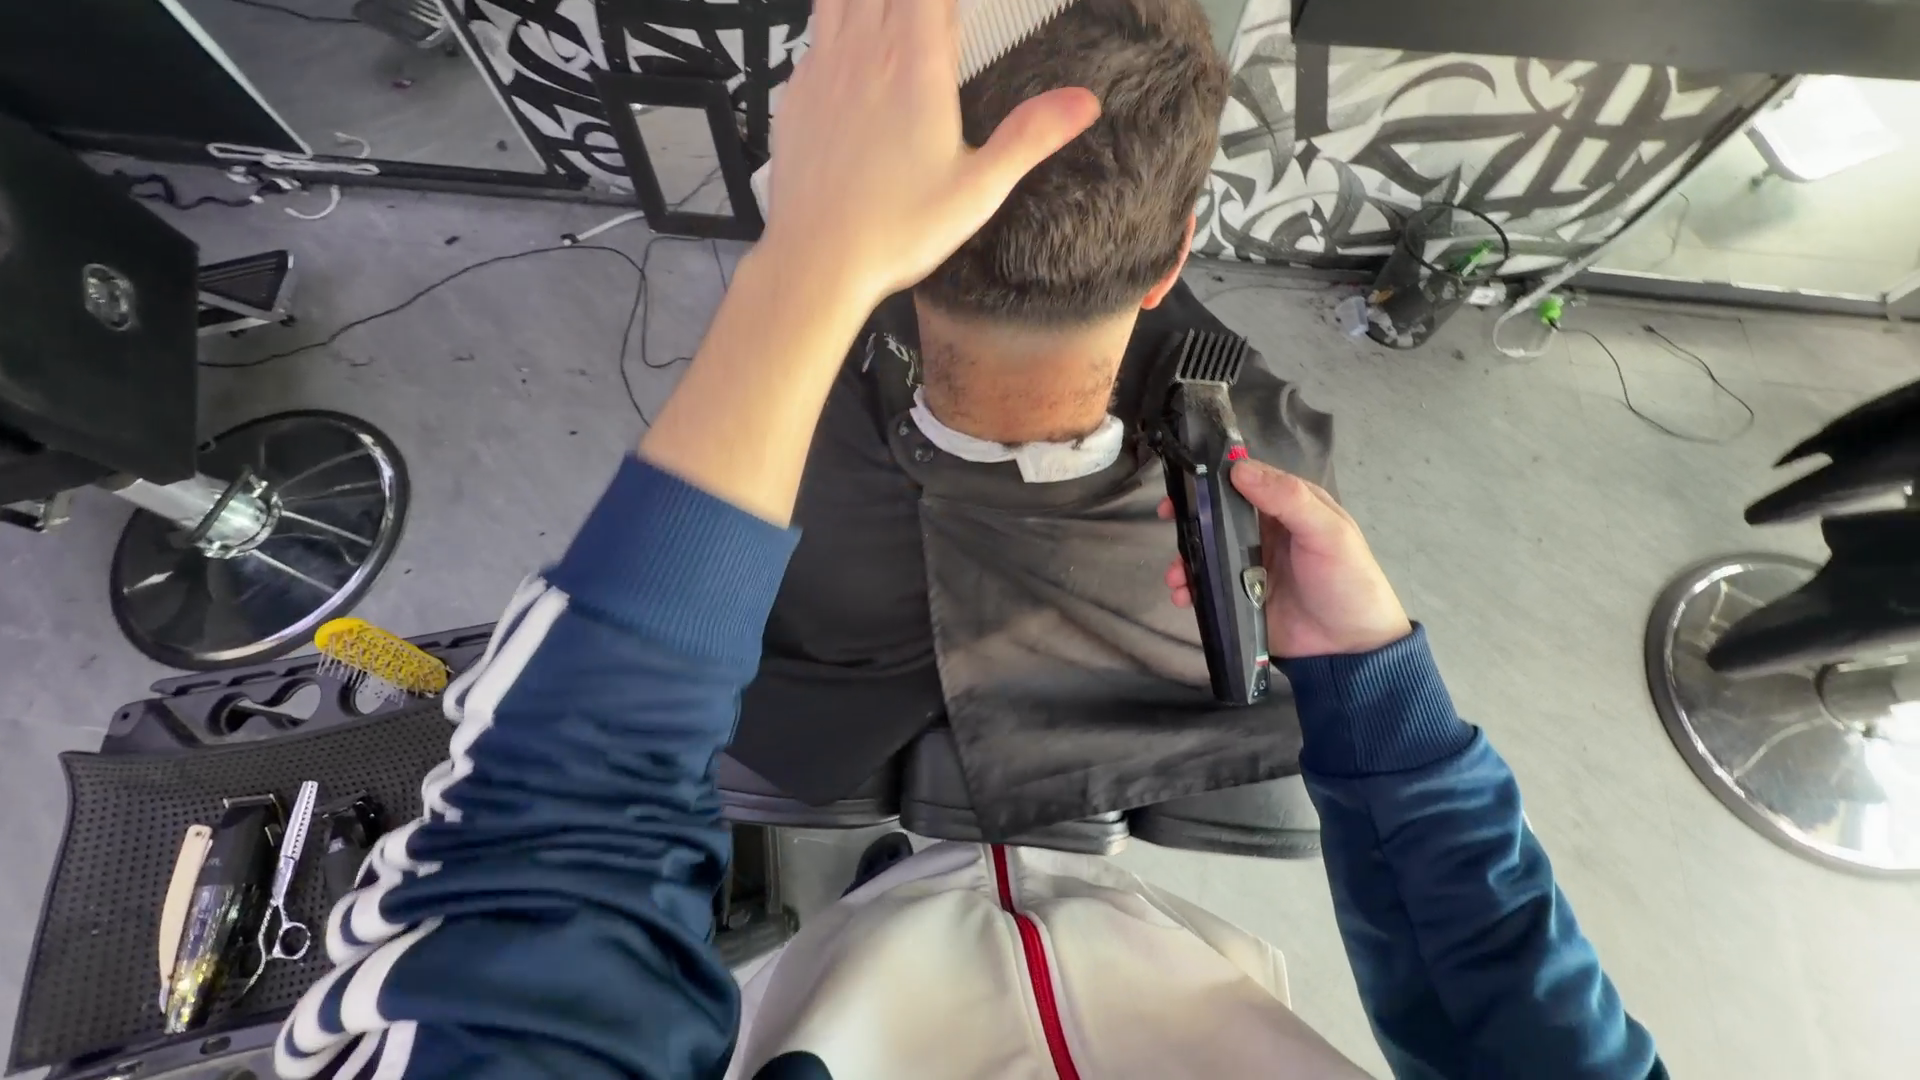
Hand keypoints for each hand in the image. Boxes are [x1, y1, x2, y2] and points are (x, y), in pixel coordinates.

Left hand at [761, 0, 1099, 307]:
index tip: (954, 21)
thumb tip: (1086, 101)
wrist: (817, 261)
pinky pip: (815, 35)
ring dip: (871, 4)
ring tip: (893, 24)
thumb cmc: (899, 231)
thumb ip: (1030, 137)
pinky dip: (836, 27)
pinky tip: (851, 56)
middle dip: (914, 3)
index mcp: (915, 62)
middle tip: (933, 29)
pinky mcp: (794, 94)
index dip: (945, 1)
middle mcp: (864, 49)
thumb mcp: (977, 191)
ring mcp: (821, 67)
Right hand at [1160, 460, 1411, 657]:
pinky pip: (1205, 584)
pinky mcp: (1236, 594)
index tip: (1184, 479)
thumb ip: (1288, 498)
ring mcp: (1245, 563)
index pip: (1244, 479)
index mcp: (1286, 505)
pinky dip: (1188, 588)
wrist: (1349, 647)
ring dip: (1184, 558)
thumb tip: (1239, 469)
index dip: (1212, 475)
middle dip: (1187, 517)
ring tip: (1177, 576)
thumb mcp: (1327, 532)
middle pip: (1215, 514)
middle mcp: (1262, 530)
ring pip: (1204, 550)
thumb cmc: (1347, 580)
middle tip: (1167, 518)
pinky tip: (1183, 596)